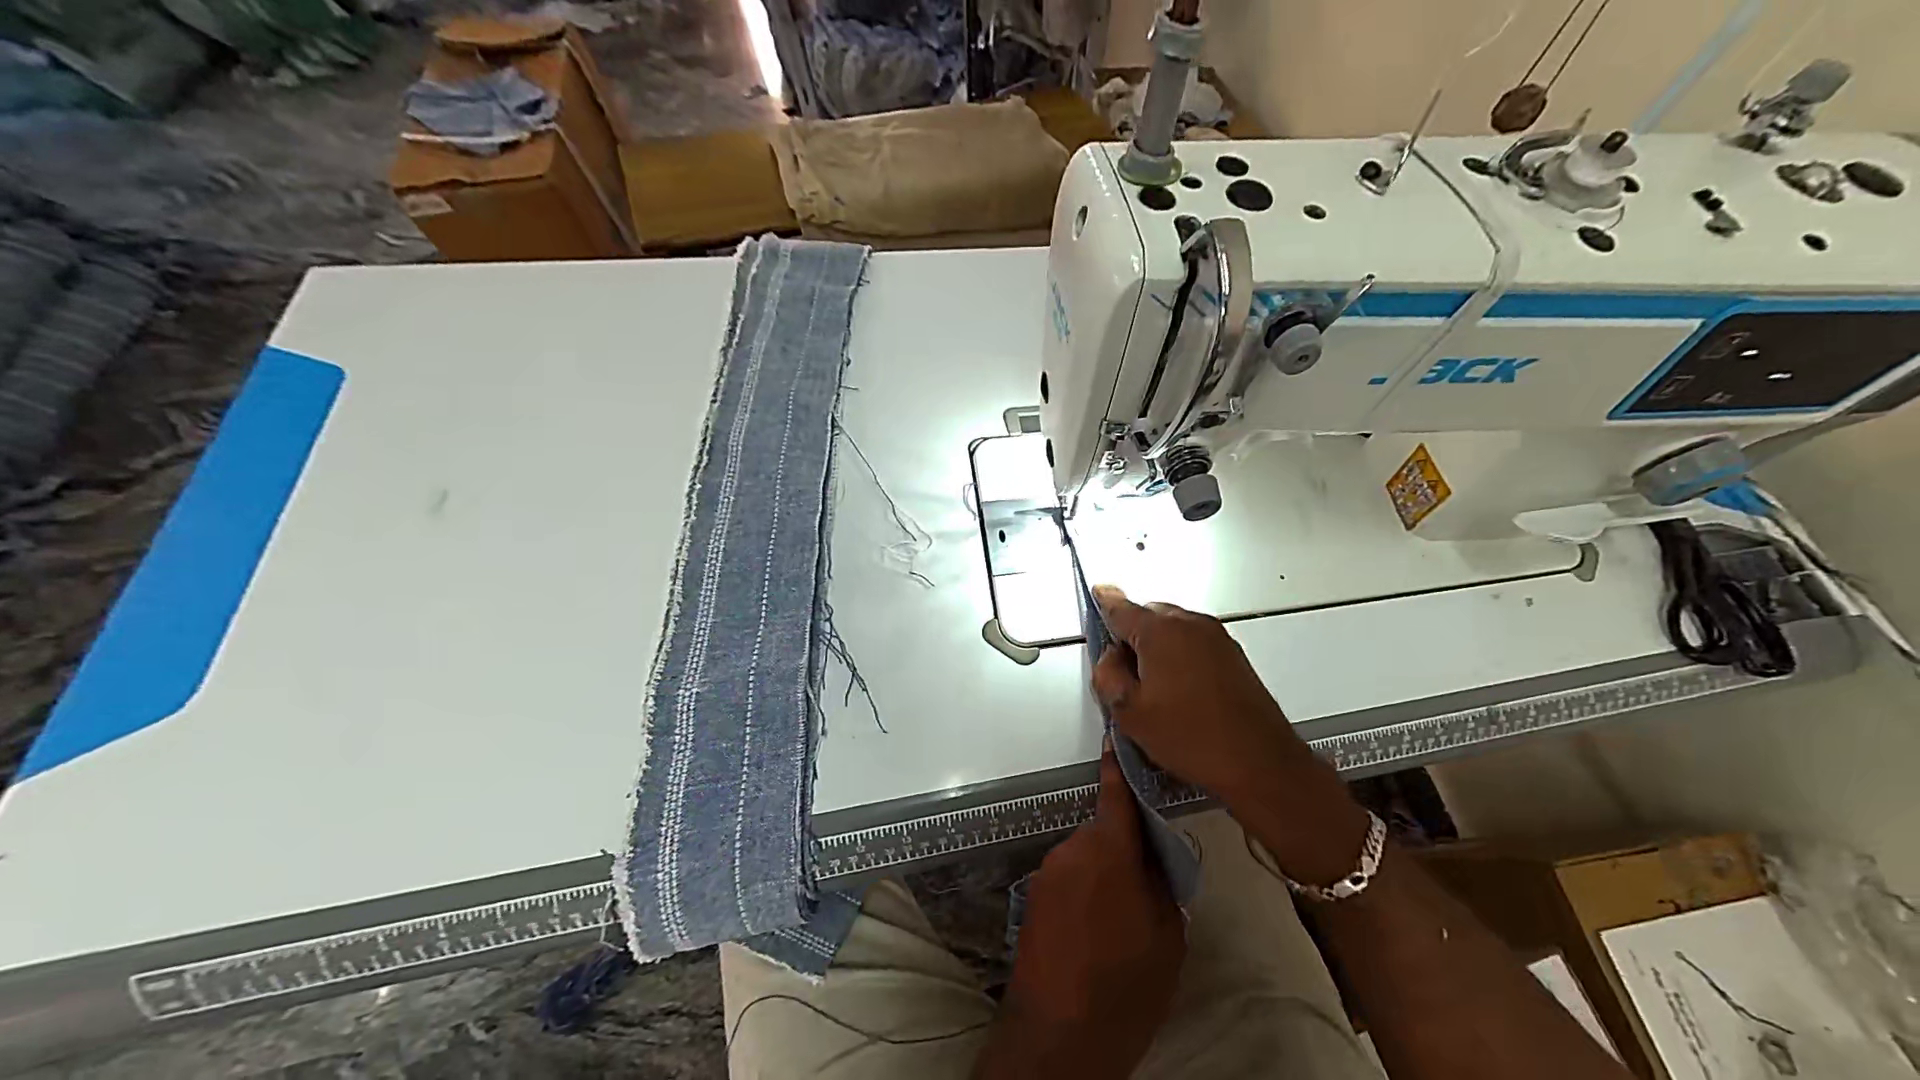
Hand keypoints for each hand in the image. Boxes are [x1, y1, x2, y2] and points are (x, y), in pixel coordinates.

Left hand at [974, 749, 1184, 1078]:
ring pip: (1086, 860)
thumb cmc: (1126, 985)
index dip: (1118, 767)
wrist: (1058, 1035)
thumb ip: (1161, 883)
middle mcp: (1072, 850)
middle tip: (1147, 889)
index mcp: (1109, 850)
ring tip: (1120, 924)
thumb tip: (1154, 860)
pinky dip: (1084, 895)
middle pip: (1104, 834)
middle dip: (1124, 851)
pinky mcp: (1032, 897)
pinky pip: (1068, 881)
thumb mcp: (1167, 935)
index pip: (1115, 795)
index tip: (1115, 736)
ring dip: (1103, 877)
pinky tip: (1095, 934)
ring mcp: (1047, 873)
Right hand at [1089, 586, 1369, 889]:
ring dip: (1158, 649)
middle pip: (1148, 616)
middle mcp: (1191, 625)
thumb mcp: (1128, 712)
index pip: (1120, 606)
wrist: (1258, 762)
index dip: (1104, 601)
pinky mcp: (1233, 655)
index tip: (1099, 593)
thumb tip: (1109, 659)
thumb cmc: (1198, 738)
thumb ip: (1106, 675)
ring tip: (1154, 693)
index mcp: (1160, 632)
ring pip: (1173, 630)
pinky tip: (1179, 696)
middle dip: (1131, 637)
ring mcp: (1216, 638)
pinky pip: (1195, 644)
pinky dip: (1181, 658)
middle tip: (1123, 674)